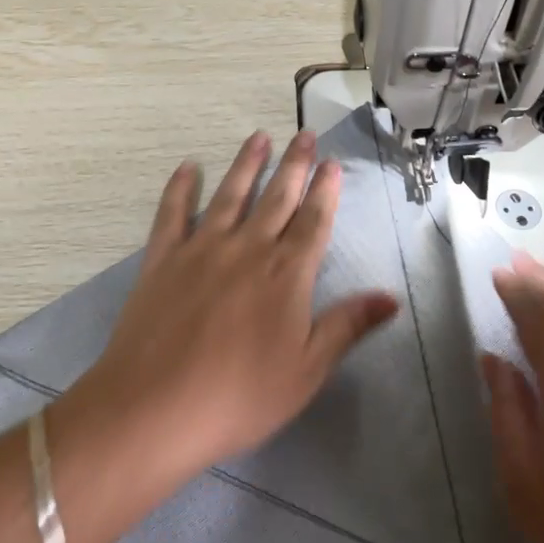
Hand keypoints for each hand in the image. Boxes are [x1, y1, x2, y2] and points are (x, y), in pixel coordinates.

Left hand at [47, 130, 400, 542]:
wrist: (153, 407)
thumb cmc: (239, 397)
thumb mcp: (306, 371)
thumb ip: (346, 326)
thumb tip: (390, 297)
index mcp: (286, 274)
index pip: (313, 221)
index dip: (325, 191)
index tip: (332, 164)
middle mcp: (248, 248)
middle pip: (277, 198)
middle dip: (294, 165)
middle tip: (305, 135)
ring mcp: (201, 249)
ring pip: (230, 194)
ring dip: (247, 164)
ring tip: (259, 137)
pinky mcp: (162, 259)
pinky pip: (172, 213)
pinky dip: (181, 188)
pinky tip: (188, 168)